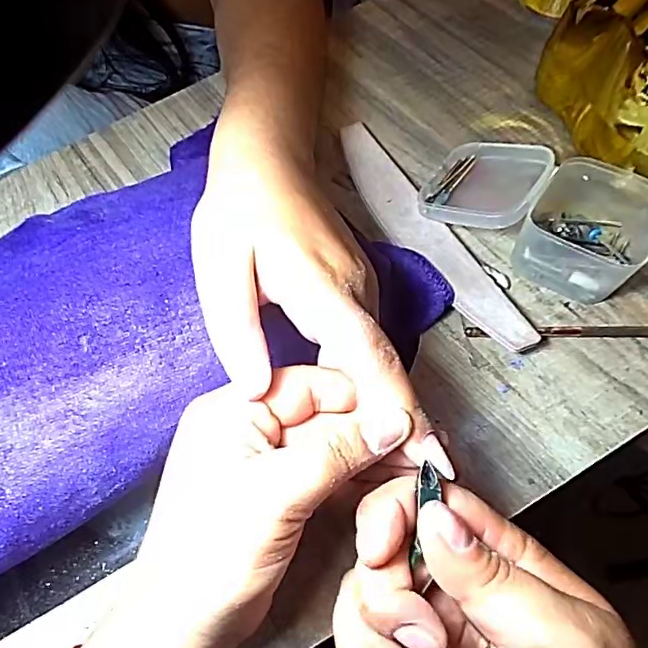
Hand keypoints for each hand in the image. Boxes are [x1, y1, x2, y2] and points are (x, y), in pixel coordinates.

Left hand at [111, 366, 415, 647]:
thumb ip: (336, 451)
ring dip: (368, 462)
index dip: (364, 404)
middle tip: (418, 459)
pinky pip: (324, 473)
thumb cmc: (206, 560)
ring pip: (330, 445)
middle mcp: (244, 427)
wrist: (185, 620)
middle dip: (372, 435)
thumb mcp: (276, 494)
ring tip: (406, 480)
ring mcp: (260, 461)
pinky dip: (354, 482)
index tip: (407, 428)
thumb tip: (390, 422)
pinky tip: (381, 495)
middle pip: (325, 413)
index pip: (312, 384)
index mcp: (230, 411)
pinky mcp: (275, 493)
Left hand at [190, 143, 448, 474]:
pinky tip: (364, 413)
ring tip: (395, 465)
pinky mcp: (355, 288)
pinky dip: (373, 383)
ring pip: (379, 359)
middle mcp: (356, 292)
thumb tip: (258, 390)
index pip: (370, 359)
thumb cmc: (237, 212)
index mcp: (322, 290)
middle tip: (412, 487)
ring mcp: (362, 288)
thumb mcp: (220, 271)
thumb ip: (239, 333)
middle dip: (403, 428)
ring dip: (388, 409)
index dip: (397, 410)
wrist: (266, 160)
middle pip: (385, 369)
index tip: (427, 458)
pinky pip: (368, 344)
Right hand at [324, 477, 647, 647]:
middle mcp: (451, 585)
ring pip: (356, 608)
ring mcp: (423, 629)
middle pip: (376, 556)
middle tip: (424, 643)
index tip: (379, 553)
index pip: (424, 501)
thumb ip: (495, 579)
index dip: (389, 515)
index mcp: (494, 557)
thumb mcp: (565, 644)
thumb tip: (437, 517)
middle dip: (382, 601)